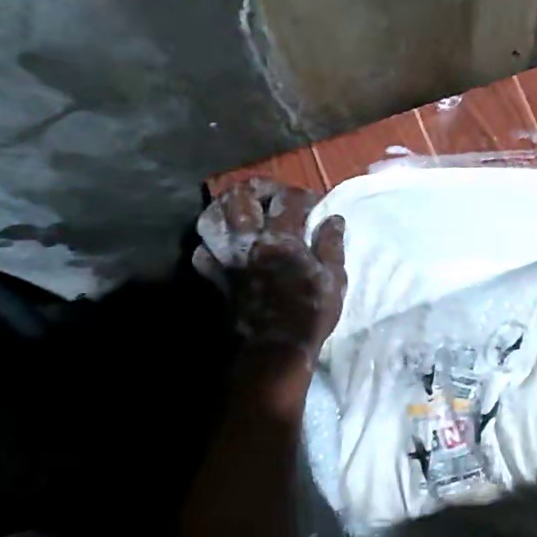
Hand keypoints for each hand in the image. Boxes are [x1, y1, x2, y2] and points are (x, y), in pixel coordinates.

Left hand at [193, 179, 346, 359]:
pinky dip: (209, 246)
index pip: (288, 199)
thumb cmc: (310, 313)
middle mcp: (249, 241)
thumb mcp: (334, 279)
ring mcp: (228, 258)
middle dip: (257, 188)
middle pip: (240, 196)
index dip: (303, 195)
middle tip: (271, 195)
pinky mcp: (217, 278)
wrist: (277, 349)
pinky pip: (202, 254)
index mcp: (281, 239)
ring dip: (224, 209)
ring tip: (239, 212)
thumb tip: (334, 219)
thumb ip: (332, 245)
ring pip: (211, 219)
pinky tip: (223, 246)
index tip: (313, 204)